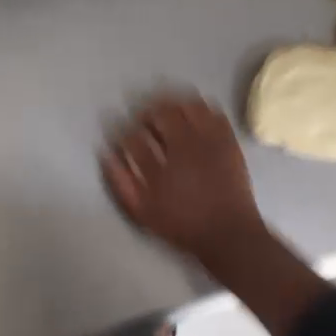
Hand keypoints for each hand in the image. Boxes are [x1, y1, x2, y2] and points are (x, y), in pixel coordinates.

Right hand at [102, 92, 267, 263]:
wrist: (229, 232)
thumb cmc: (182, 225)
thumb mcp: (143, 211)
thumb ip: (121, 182)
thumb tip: (106, 153)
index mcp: (159, 164)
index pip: (133, 134)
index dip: (122, 128)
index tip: (119, 129)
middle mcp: (183, 145)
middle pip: (161, 111)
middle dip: (146, 110)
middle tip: (141, 117)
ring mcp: (209, 140)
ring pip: (187, 105)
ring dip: (173, 103)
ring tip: (166, 111)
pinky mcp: (228, 140)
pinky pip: (213, 112)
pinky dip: (199, 108)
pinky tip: (193, 115)